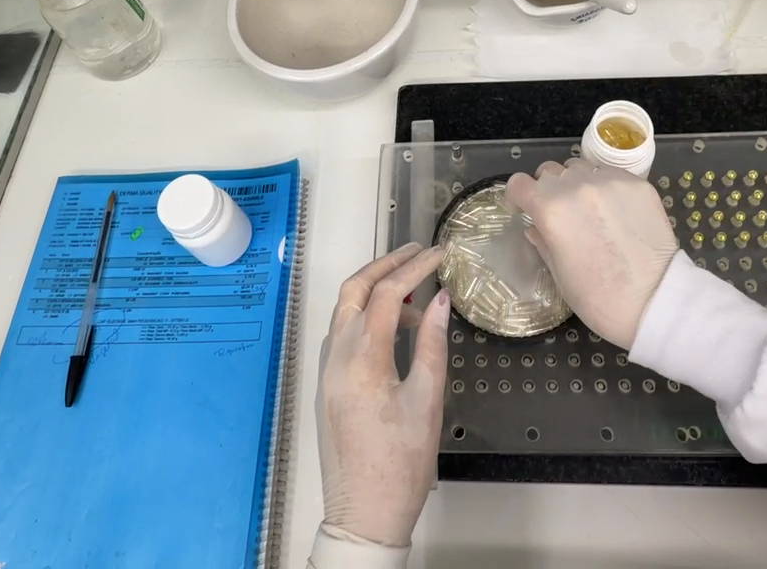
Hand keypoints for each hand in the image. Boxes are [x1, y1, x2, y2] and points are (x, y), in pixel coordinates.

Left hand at [316, 244, 449, 548]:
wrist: (364, 514)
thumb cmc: (402, 462)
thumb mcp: (427, 401)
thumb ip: (431, 344)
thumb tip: (440, 299)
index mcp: (362, 358)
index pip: (387, 293)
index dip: (415, 267)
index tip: (441, 252)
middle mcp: (336, 356)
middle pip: (354, 290)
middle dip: (386, 264)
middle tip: (418, 252)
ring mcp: (326, 369)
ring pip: (344, 309)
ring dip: (373, 289)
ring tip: (413, 292)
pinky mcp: (325, 383)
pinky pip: (341, 332)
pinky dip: (364, 315)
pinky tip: (391, 327)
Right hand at [507, 159, 677, 349]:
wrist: (658, 302)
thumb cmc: (601, 299)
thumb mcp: (559, 275)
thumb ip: (542, 241)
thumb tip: (535, 227)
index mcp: (550, 209)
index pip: (519, 183)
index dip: (517, 196)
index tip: (523, 208)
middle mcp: (577, 187)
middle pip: (549, 172)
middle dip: (547, 189)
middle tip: (558, 212)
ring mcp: (609, 181)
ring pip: (579, 168)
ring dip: (575, 183)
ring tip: (587, 208)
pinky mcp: (637, 183)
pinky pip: (609, 174)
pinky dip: (604, 186)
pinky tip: (614, 211)